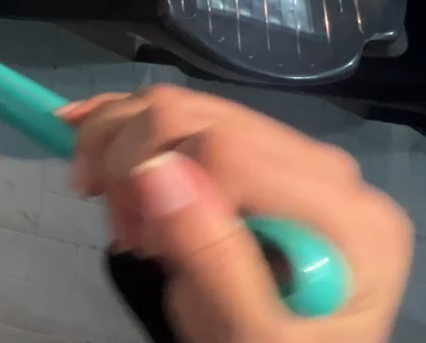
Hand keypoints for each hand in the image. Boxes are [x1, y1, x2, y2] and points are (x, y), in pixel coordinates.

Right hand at [62, 86, 412, 342]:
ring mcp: (281, 151)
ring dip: (112, 143)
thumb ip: (212, 258)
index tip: (134, 237)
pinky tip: (78, 130)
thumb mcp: (246, 331)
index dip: (157, 178)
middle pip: (191, 117)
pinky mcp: (241, 143)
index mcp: (347, 216)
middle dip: (126, 161)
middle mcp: (321, 169)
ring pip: (168, 104)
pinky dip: (113, 117)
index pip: (226, 150)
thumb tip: (157, 169)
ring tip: (104, 198)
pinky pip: (167, 107)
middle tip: (116, 225)